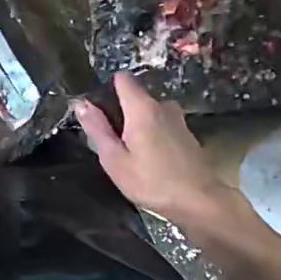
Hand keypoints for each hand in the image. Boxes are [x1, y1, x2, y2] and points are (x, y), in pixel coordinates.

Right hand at [75, 72, 238, 226]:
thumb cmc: (152, 182)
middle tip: (113, 142)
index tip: (101, 111)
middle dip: (123, 113)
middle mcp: (163, 105)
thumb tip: (81, 104)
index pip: (123, 78)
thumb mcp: (115, 160)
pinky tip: (152, 160)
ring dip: (139, 126)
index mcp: (142, 107)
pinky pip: (163, 125)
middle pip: (136, 97)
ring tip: (132, 154)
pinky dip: (154, 135)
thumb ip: (98, 129)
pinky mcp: (188, 134)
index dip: (109, 89)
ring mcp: (178, 119)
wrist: (199, 201)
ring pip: (150, 112)